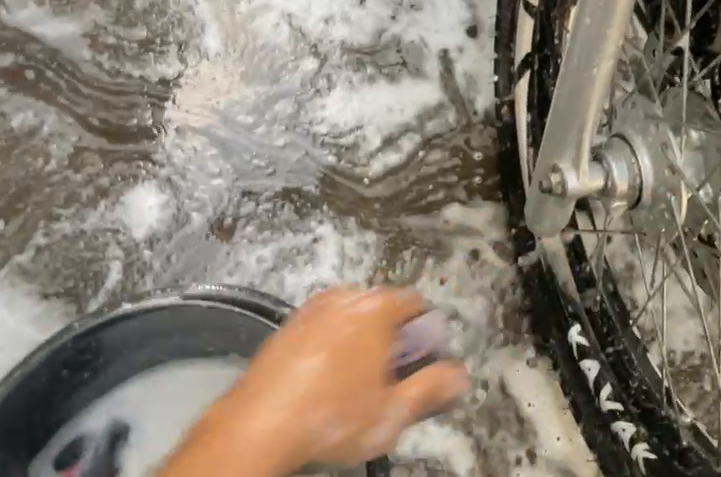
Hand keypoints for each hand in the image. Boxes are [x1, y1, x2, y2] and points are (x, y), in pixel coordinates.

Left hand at [163, 287, 469, 476]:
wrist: (260, 424)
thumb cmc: (332, 416)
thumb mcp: (391, 412)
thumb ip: (431, 388)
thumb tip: (460, 374)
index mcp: (377, 308)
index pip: (414, 303)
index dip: (423, 332)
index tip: (419, 361)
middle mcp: (347, 296)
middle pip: (383, 308)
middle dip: (391, 336)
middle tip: (388, 376)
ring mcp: (314, 307)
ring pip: (351, 316)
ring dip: (360, 339)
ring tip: (354, 381)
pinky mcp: (289, 324)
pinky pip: (324, 326)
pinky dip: (331, 344)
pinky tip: (325, 378)